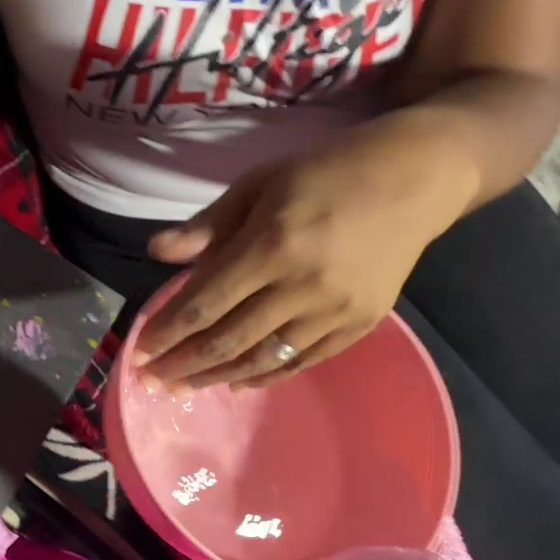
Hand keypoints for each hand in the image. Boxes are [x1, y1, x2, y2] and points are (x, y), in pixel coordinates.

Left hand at [135, 119, 474, 388]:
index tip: (139, 351)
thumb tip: (156, 252)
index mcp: (273, 245)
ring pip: (263, 357)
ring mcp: (337, 308)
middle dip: (183, 364)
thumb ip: (208, 225)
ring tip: (184, 387)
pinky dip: (266, 375)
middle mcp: (304, 284)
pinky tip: (236, 382)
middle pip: (229, 339)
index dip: (167, 332)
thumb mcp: (261, 183)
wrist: (420, 176)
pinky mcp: (362, 322)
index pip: (205, 303)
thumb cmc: (327, 173)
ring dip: (217, 376)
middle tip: (152, 380)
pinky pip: (303, 360)